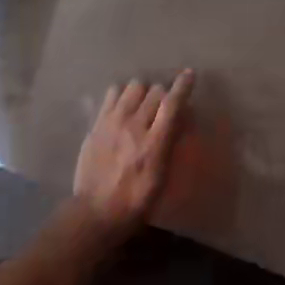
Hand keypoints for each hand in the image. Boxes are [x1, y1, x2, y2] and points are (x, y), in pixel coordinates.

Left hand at [71, 70, 194, 233]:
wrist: (95, 210)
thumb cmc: (135, 203)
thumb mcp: (160, 179)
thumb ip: (169, 146)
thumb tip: (178, 121)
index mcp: (154, 145)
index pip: (171, 105)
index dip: (182, 87)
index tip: (189, 74)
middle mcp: (134, 126)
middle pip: (155, 91)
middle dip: (164, 95)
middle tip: (164, 108)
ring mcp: (113, 120)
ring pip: (135, 86)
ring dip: (144, 92)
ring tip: (143, 105)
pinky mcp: (99, 120)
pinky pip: (114, 92)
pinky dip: (123, 94)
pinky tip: (124, 107)